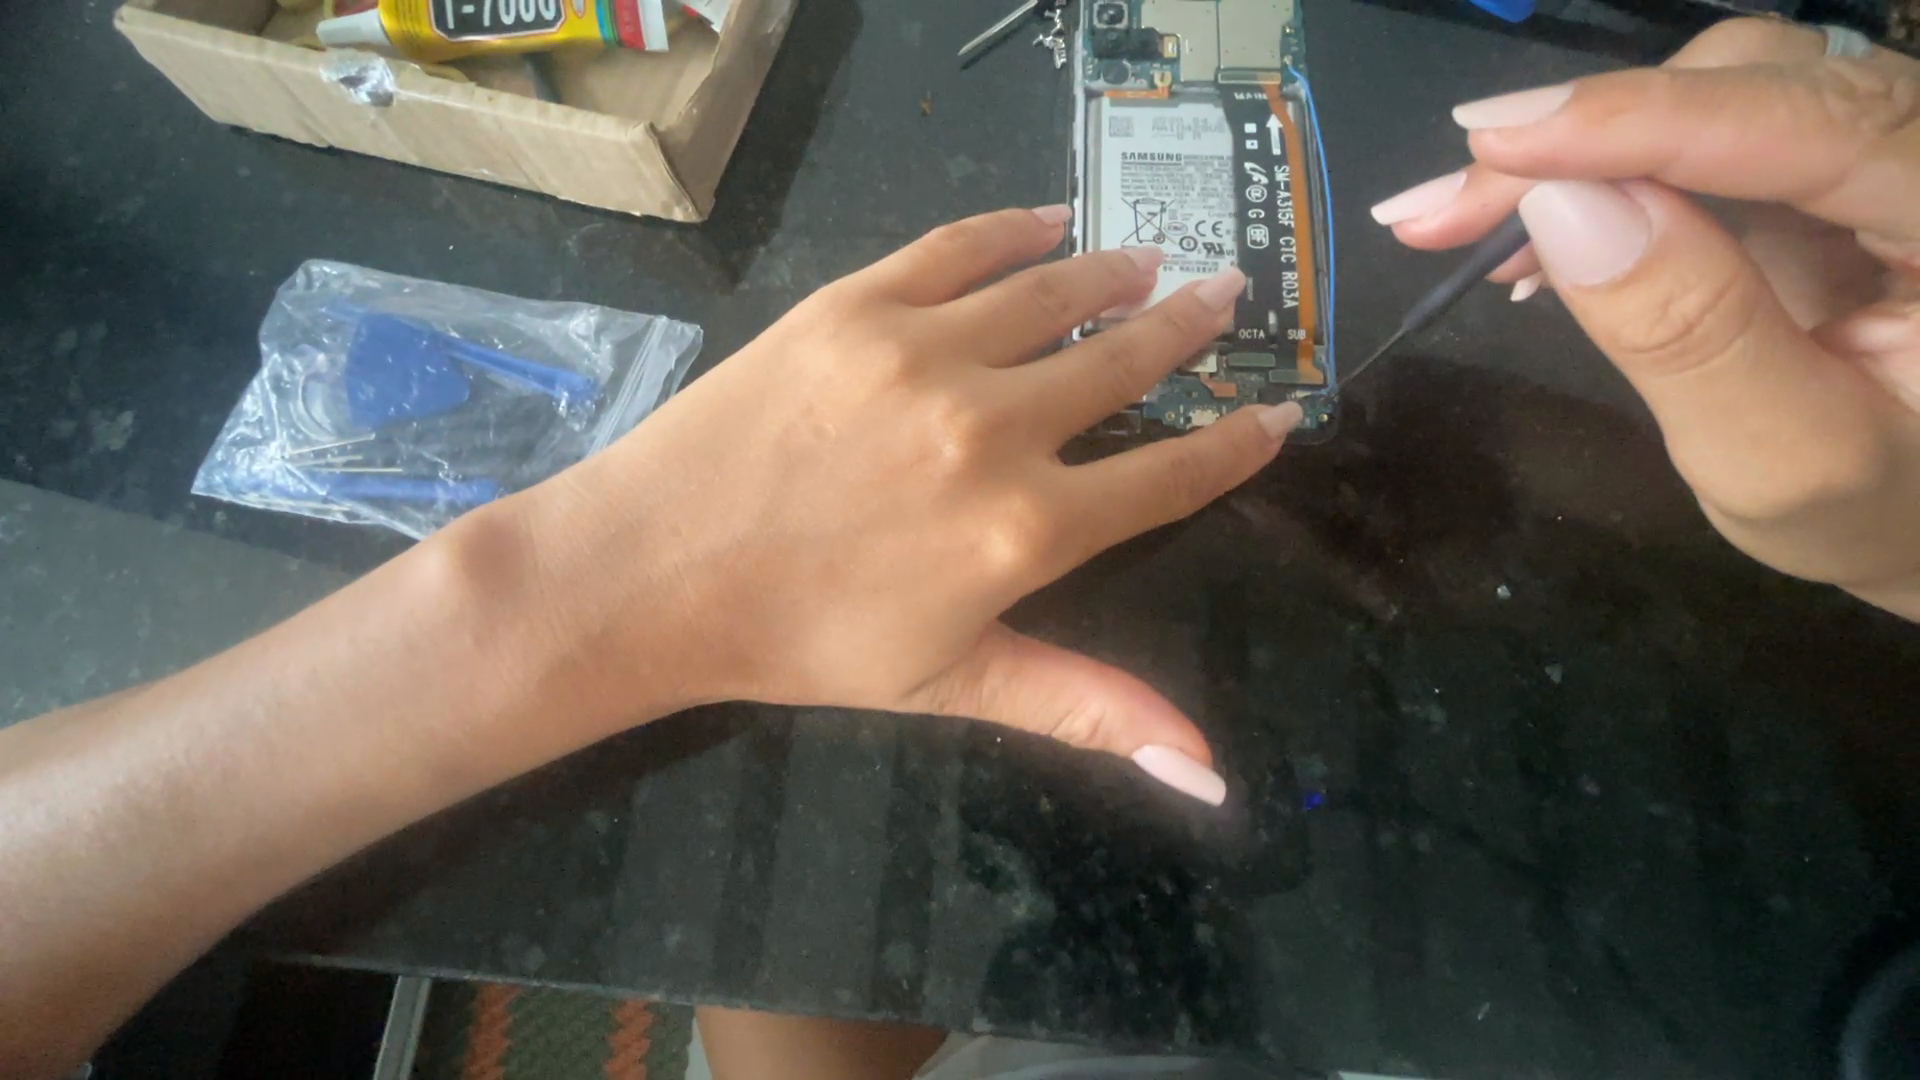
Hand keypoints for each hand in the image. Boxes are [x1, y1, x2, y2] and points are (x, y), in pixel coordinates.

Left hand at [529, 208, 1303, 803]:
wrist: (656, 573)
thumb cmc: (807, 640)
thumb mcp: (956, 686)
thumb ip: (1088, 709)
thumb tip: (1211, 775)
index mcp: (1027, 529)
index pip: (1167, 476)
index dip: (1233, 446)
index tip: (1276, 412)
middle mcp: (992, 428)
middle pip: (1123, 362)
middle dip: (1187, 329)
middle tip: (1225, 296)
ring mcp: (922, 353)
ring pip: (1052, 292)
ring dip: (1114, 273)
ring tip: (1149, 262)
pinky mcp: (854, 305)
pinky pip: (957, 248)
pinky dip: (1014, 229)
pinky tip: (1048, 220)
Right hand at [1367, 19, 1919, 616]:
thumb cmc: (1873, 507)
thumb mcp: (1776, 453)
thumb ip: (1686, 331)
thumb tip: (1562, 211)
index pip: (1806, 123)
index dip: (1634, 123)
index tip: (1487, 142)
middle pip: (1746, 86)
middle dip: (1571, 143)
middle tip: (1432, 216)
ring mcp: (1876, 158)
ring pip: (1708, 102)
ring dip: (1564, 163)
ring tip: (1456, 232)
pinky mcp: (1815, 181)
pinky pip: (1693, 147)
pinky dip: (1587, 187)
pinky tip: (1524, 242)